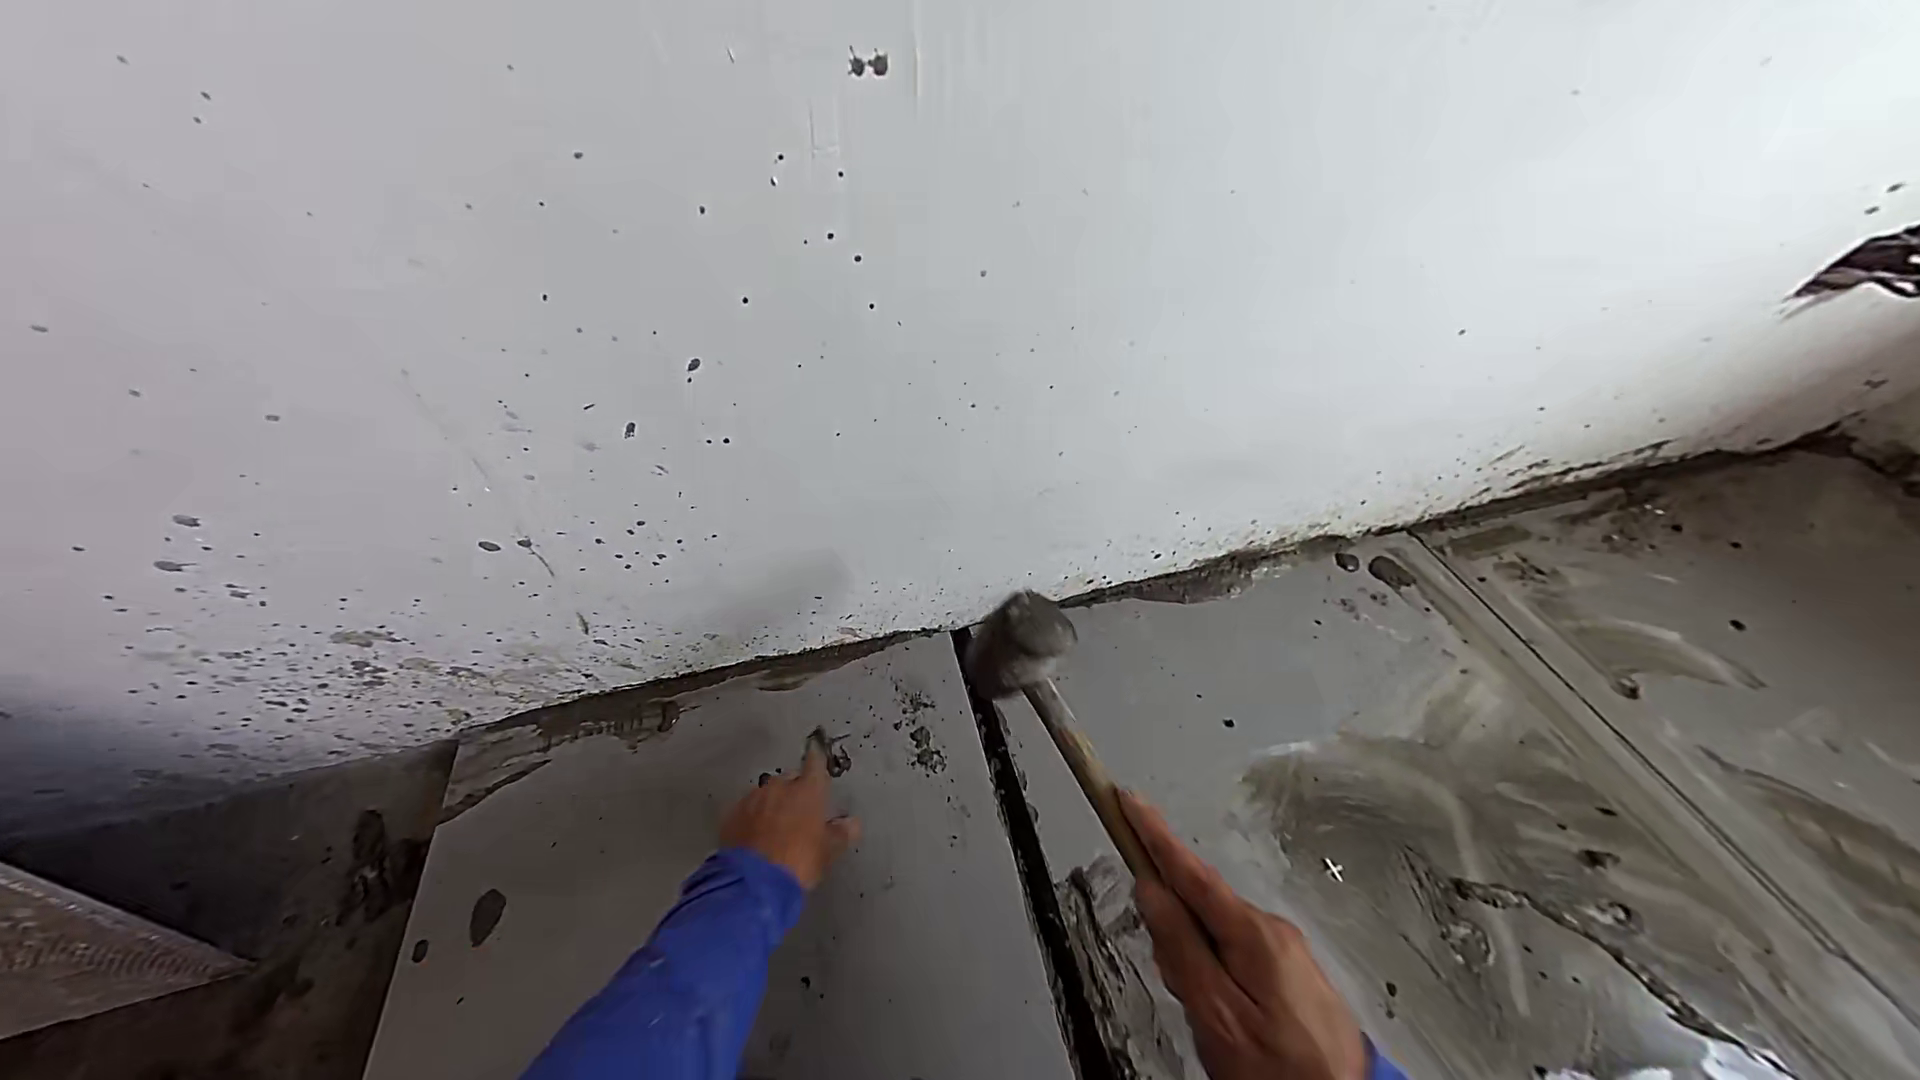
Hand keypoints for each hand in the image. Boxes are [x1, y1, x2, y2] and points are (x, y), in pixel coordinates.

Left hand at [719, 739, 860, 889]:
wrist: (752, 884)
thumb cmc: (797, 862)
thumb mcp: (827, 852)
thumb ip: (840, 834)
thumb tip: (852, 824)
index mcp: (808, 790)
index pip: (815, 764)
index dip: (817, 760)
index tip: (817, 756)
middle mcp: (780, 787)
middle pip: (790, 780)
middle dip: (794, 792)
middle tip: (798, 814)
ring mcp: (753, 799)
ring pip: (767, 794)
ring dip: (772, 804)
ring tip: (774, 828)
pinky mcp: (732, 815)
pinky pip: (747, 809)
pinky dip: (752, 817)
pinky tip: (755, 836)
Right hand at [1120, 791, 1366, 1079]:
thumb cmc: (1281, 1074)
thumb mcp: (1217, 1015)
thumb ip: (1180, 947)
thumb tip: (1149, 888)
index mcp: (1253, 933)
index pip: (1188, 871)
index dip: (1152, 833)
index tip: (1126, 798)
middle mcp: (1272, 928)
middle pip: (1199, 902)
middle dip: (1174, 926)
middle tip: (1178, 983)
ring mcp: (1286, 948)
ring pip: (1216, 929)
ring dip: (1196, 955)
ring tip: (1207, 1012)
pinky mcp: (1292, 969)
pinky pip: (1237, 949)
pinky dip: (1217, 967)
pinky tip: (1226, 1009)